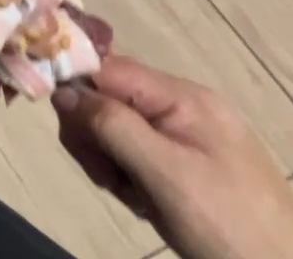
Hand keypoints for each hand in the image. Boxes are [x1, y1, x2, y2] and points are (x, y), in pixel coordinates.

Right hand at [53, 56, 292, 258]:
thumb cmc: (230, 226)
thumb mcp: (165, 173)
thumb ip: (110, 124)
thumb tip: (62, 92)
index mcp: (182, 98)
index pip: (103, 66)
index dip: (74, 86)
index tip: (66, 125)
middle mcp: (179, 106)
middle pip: (102, 96)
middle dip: (91, 133)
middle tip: (105, 173)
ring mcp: (181, 135)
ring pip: (108, 125)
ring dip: (104, 158)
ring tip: (127, 192)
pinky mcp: (180, 162)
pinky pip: (128, 149)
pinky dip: (122, 173)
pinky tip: (139, 197)